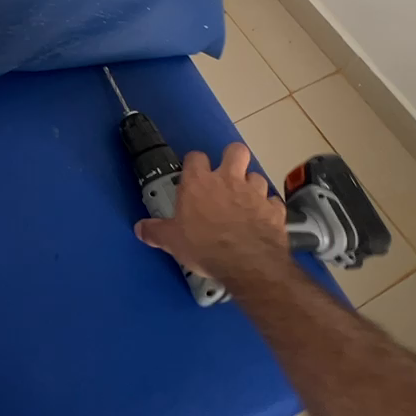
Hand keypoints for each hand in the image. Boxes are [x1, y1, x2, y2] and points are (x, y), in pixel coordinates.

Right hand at [134, 142, 288, 283]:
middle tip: (228, 175)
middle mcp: (228, 179)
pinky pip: (274, 202)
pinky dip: (270, 208)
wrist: (248, 265)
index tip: (193, 176)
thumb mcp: (173, 241)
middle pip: (235, 151)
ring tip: (246, 199)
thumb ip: (156, 232)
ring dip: (252, 185)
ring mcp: (255, 193)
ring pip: (257, 176)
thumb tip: (139, 229)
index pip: (195, 157)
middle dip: (233, 158)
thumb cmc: (205, 246)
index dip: (195, 164)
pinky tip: (265, 218)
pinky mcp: (275, 211)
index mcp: (199, 181)